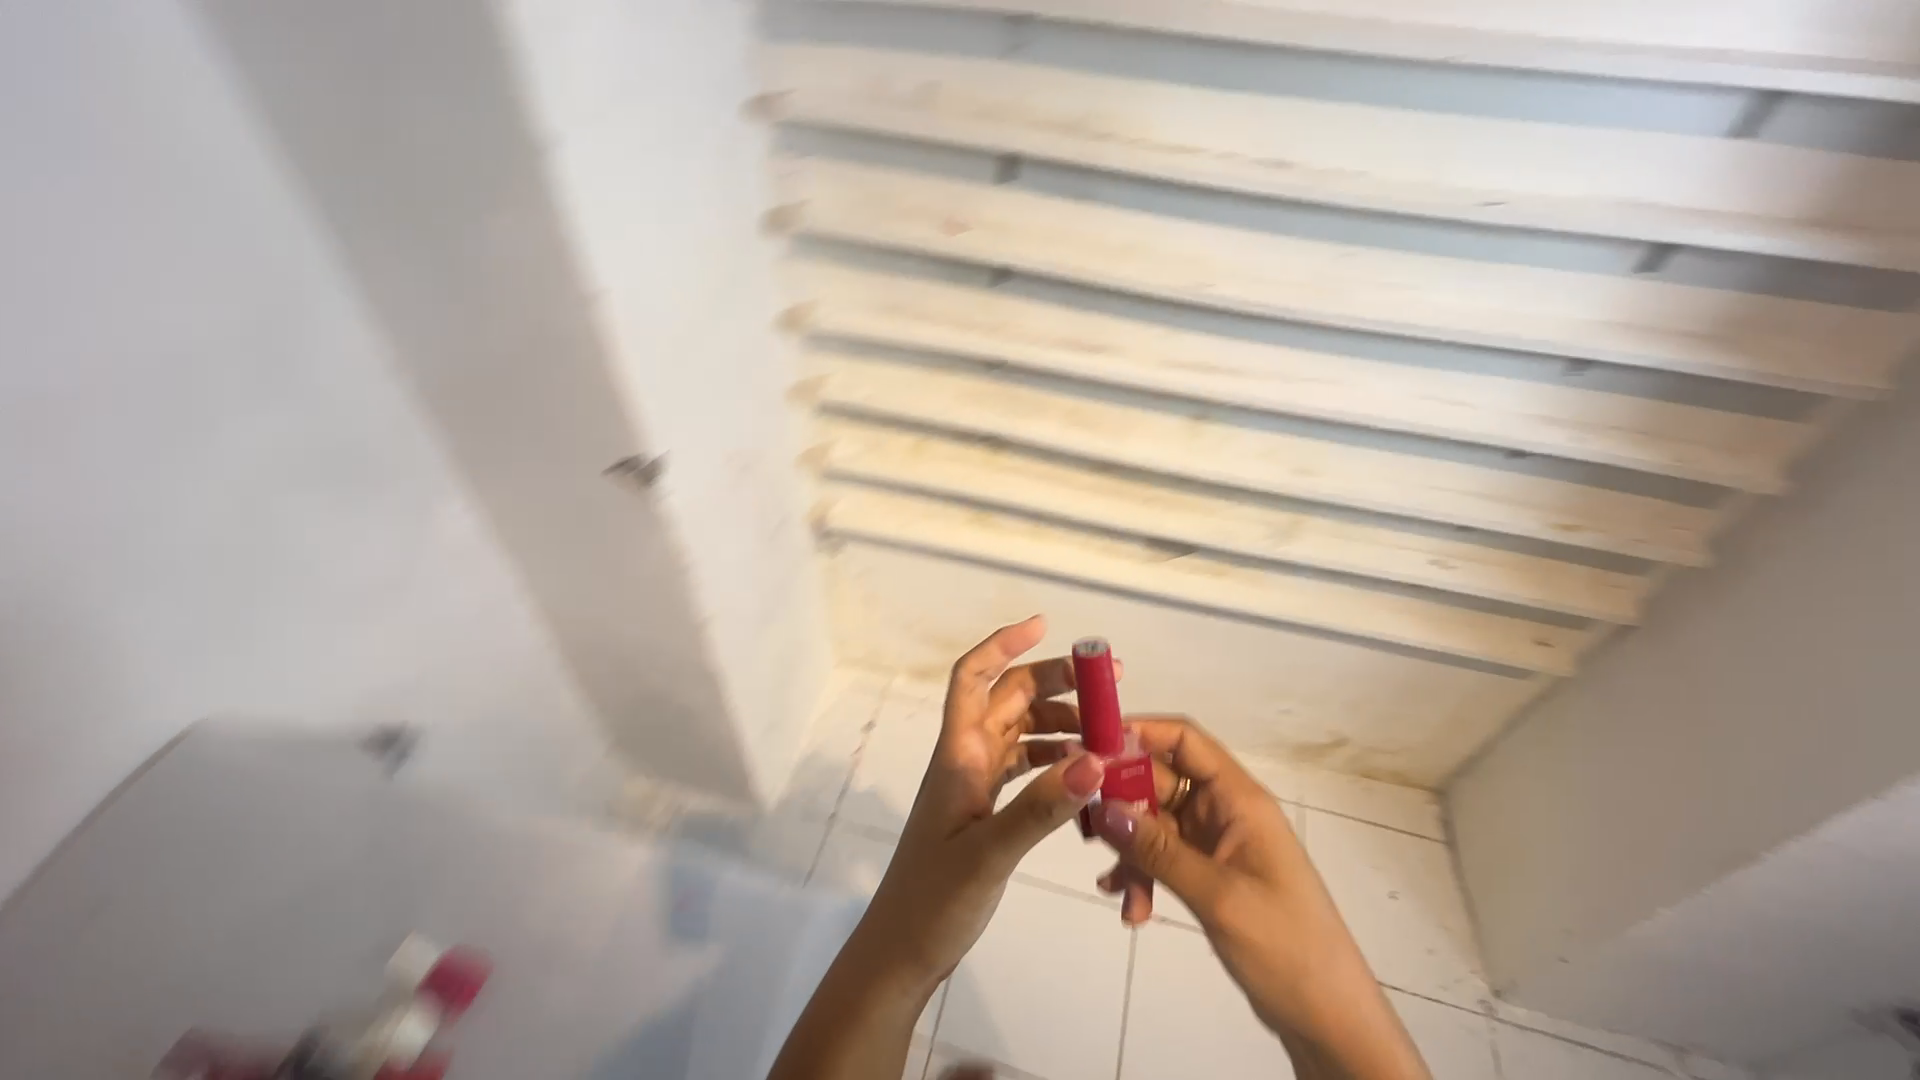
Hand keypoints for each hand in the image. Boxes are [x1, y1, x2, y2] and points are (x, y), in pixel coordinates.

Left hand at [854, 615, 1108, 989]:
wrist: (903, 950)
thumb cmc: (935, 898)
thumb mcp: (990, 852)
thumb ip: (1041, 806)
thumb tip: (1096, 757)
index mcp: (959, 754)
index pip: (973, 677)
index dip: (1002, 644)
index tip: (1044, 625)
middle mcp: (966, 758)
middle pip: (1009, 699)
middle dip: (1055, 682)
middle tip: (1111, 684)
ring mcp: (975, 784)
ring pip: (1020, 732)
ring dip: (1060, 721)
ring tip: (1108, 731)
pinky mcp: (984, 809)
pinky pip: (1024, 767)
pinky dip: (1054, 759)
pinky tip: (1084, 770)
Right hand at [1092, 717, 1429, 1079]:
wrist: (1328, 1016)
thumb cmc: (1285, 945)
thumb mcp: (1217, 895)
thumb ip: (1157, 849)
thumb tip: (1100, 808)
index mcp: (1239, 799)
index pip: (1185, 739)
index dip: (1138, 732)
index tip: (1090, 748)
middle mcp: (1225, 810)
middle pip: (1160, 781)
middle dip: (1122, 804)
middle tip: (1084, 829)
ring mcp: (1216, 842)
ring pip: (1155, 823)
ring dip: (1131, 852)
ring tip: (1116, 890)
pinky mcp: (1209, 873)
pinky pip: (1162, 857)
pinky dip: (1142, 877)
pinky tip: (1131, 909)